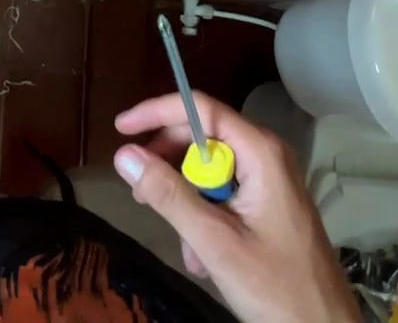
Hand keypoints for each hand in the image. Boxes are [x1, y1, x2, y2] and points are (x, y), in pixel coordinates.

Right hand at [113, 92, 357, 322]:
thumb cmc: (276, 288)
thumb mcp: (215, 242)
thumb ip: (168, 195)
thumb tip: (124, 155)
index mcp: (260, 151)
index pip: (200, 109)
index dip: (157, 111)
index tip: (120, 128)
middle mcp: (265, 154)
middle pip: (202, 136)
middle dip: (169, 165)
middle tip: (139, 195)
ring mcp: (268, 179)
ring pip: (208, 169)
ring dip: (187, 202)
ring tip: (186, 247)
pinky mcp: (267, 203)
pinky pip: (223, 193)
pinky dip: (204, 217)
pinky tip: (202, 255)